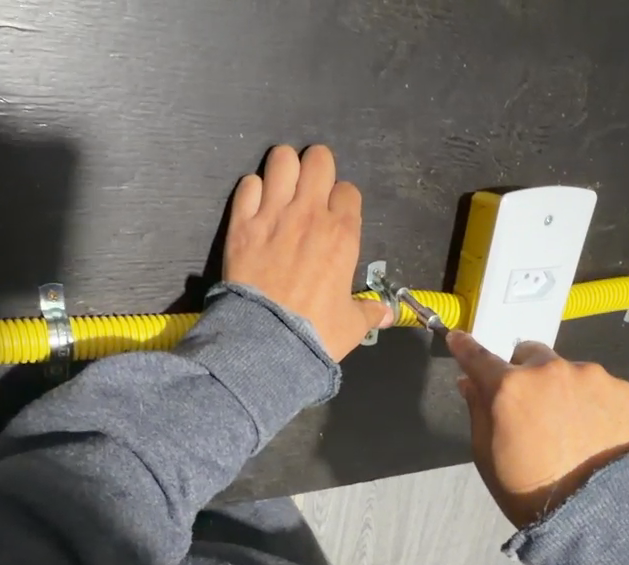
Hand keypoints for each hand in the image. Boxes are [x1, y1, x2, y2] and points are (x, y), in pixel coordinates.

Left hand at [223, 144, 391, 361]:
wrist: (268, 341)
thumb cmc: (316, 333)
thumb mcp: (352, 326)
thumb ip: (369, 313)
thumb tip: (386, 315)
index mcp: (343, 233)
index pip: (348, 190)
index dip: (342, 201)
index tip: (334, 218)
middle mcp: (310, 213)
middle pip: (319, 160)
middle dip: (316, 169)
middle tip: (309, 191)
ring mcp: (274, 214)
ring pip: (281, 160)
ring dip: (283, 170)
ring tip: (281, 189)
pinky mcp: (242, 224)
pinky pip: (248, 186)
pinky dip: (252, 192)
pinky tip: (254, 209)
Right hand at [449, 332, 628, 528]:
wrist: (590, 510)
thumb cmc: (524, 487)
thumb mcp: (485, 453)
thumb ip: (477, 409)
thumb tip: (470, 382)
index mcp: (510, 386)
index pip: (479, 357)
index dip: (465, 347)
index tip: (458, 338)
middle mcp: (550, 369)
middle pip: (530, 355)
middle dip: (524, 373)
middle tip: (528, 406)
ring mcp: (591, 376)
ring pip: (567, 370)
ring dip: (561, 388)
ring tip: (567, 426)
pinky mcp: (623, 389)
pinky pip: (599, 386)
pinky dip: (591, 402)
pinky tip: (591, 431)